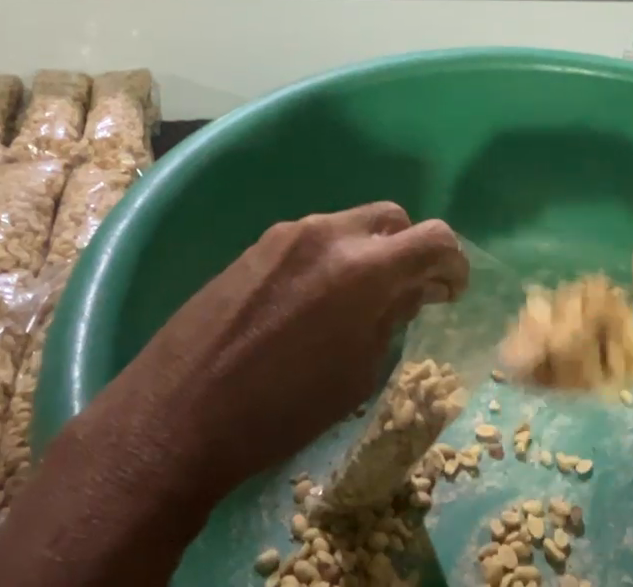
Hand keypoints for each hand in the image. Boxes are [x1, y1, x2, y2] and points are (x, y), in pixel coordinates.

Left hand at [71, 201, 469, 498]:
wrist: (178, 414)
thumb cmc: (280, 411)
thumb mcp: (357, 375)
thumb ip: (393, 319)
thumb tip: (413, 290)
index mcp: (365, 269)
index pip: (435, 238)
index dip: (454, 263)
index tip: (450, 291)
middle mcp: (330, 234)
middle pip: (393, 219)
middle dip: (410, 250)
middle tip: (409, 292)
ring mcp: (287, 234)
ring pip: (350, 225)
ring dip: (368, 253)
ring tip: (356, 302)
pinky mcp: (256, 245)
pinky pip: (312, 239)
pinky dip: (331, 259)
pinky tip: (313, 303)